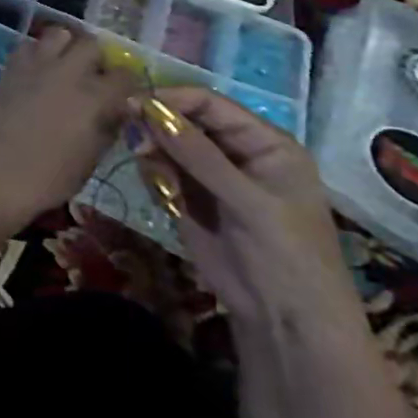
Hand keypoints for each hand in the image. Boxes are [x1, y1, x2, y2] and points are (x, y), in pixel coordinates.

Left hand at [0, 28, 141, 222]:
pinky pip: (28, 46)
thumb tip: (119, 108)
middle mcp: (67, 72)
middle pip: (91, 44)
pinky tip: (39, 72)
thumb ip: (110, 125)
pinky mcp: (10, 68)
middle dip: (97, 57)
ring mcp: (35, 66)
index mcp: (95, 96)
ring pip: (58, 34)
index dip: (127, 83)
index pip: (125, 74)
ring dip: (66, 46)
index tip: (124, 94)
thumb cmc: (50, 175)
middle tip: (94, 77)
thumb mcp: (93, 157)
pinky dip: (37, 52)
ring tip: (65, 67)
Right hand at [136, 87, 361, 324]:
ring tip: (159, 183)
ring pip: (166, 144)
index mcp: (266, 144)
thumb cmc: (284, 254)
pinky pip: (160, 169)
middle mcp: (237, 152)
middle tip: (136, 144)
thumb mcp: (246, 201)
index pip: (211, 104)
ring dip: (154, 154)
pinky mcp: (189, 196)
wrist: (283, 317)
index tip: (133, 105)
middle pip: (184, 120)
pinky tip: (164, 197)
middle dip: (158, 128)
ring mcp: (211, 175)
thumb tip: (149, 109)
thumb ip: (198, 154)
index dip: (173, 100)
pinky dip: (154, 176)